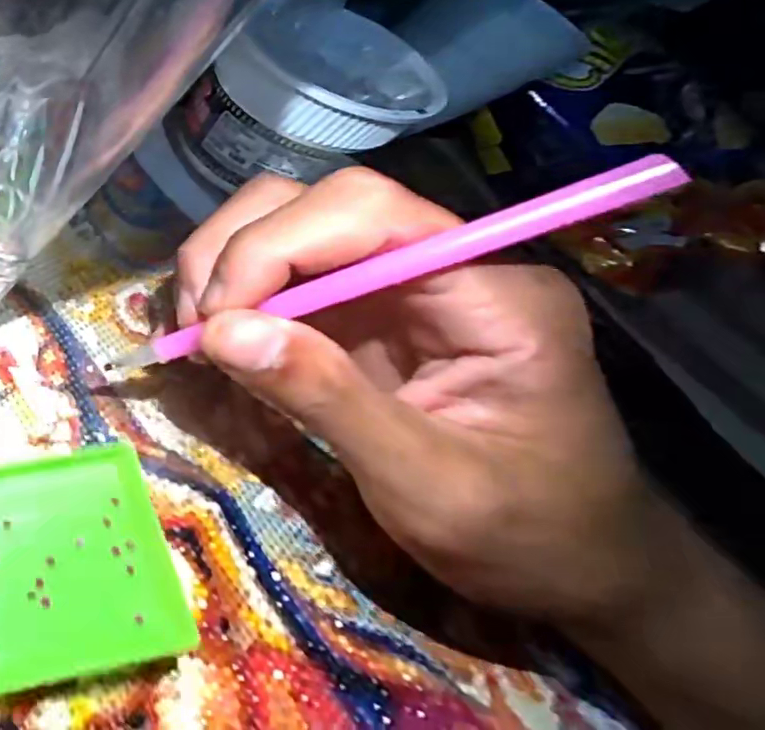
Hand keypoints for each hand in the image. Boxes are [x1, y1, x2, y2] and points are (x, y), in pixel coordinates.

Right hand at [174, 169, 659, 625]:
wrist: (569, 562)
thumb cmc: (527, 535)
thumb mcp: (432, 489)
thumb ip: (329, 400)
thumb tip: (220, 333)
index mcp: (485, 284)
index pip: (363, 210)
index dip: (272, 249)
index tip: (217, 323)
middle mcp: (432, 256)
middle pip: (308, 202)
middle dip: (233, 254)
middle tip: (197, 332)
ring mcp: (386, 275)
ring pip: (277, 221)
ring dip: (217, 268)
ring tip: (196, 339)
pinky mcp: (353, 302)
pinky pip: (272, 268)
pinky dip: (225, 294)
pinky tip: (209, 340)